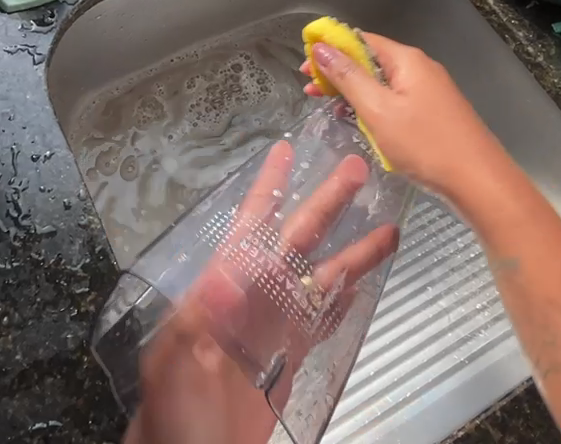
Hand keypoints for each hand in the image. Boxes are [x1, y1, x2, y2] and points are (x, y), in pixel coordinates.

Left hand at [126, 141, 399, 443]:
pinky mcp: (291, 359)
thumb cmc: (172, 410)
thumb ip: (197, 317)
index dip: (268, 187)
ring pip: (320, 278)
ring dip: (352, 252)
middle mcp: (254, 296)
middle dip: (325, 204)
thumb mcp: (173, 359)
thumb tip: (225, 273)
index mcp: (223, 285)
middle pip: (297, 240)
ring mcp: (276, 326)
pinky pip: (322, 321)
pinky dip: (344, 301)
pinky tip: (364, 283)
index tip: (285, 151)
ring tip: (388, 228)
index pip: (250, 224)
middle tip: (357, 170)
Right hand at [305, 32, 502, 198]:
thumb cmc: (426, 144)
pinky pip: (396, 101)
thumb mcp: (378, 110)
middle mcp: (420, 68)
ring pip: (382, 83)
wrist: (481, 184)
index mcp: (406, 60)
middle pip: (370, 60)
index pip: (360, 39)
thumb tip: (321, 47)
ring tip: (330, 110)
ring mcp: (430, 91)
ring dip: (354, 93)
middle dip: (339, 74)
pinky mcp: (434, 113)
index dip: (330, 49)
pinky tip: (361, 124)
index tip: (305, 67)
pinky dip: (374, 108)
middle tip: (311, 92)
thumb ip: (347, 77)